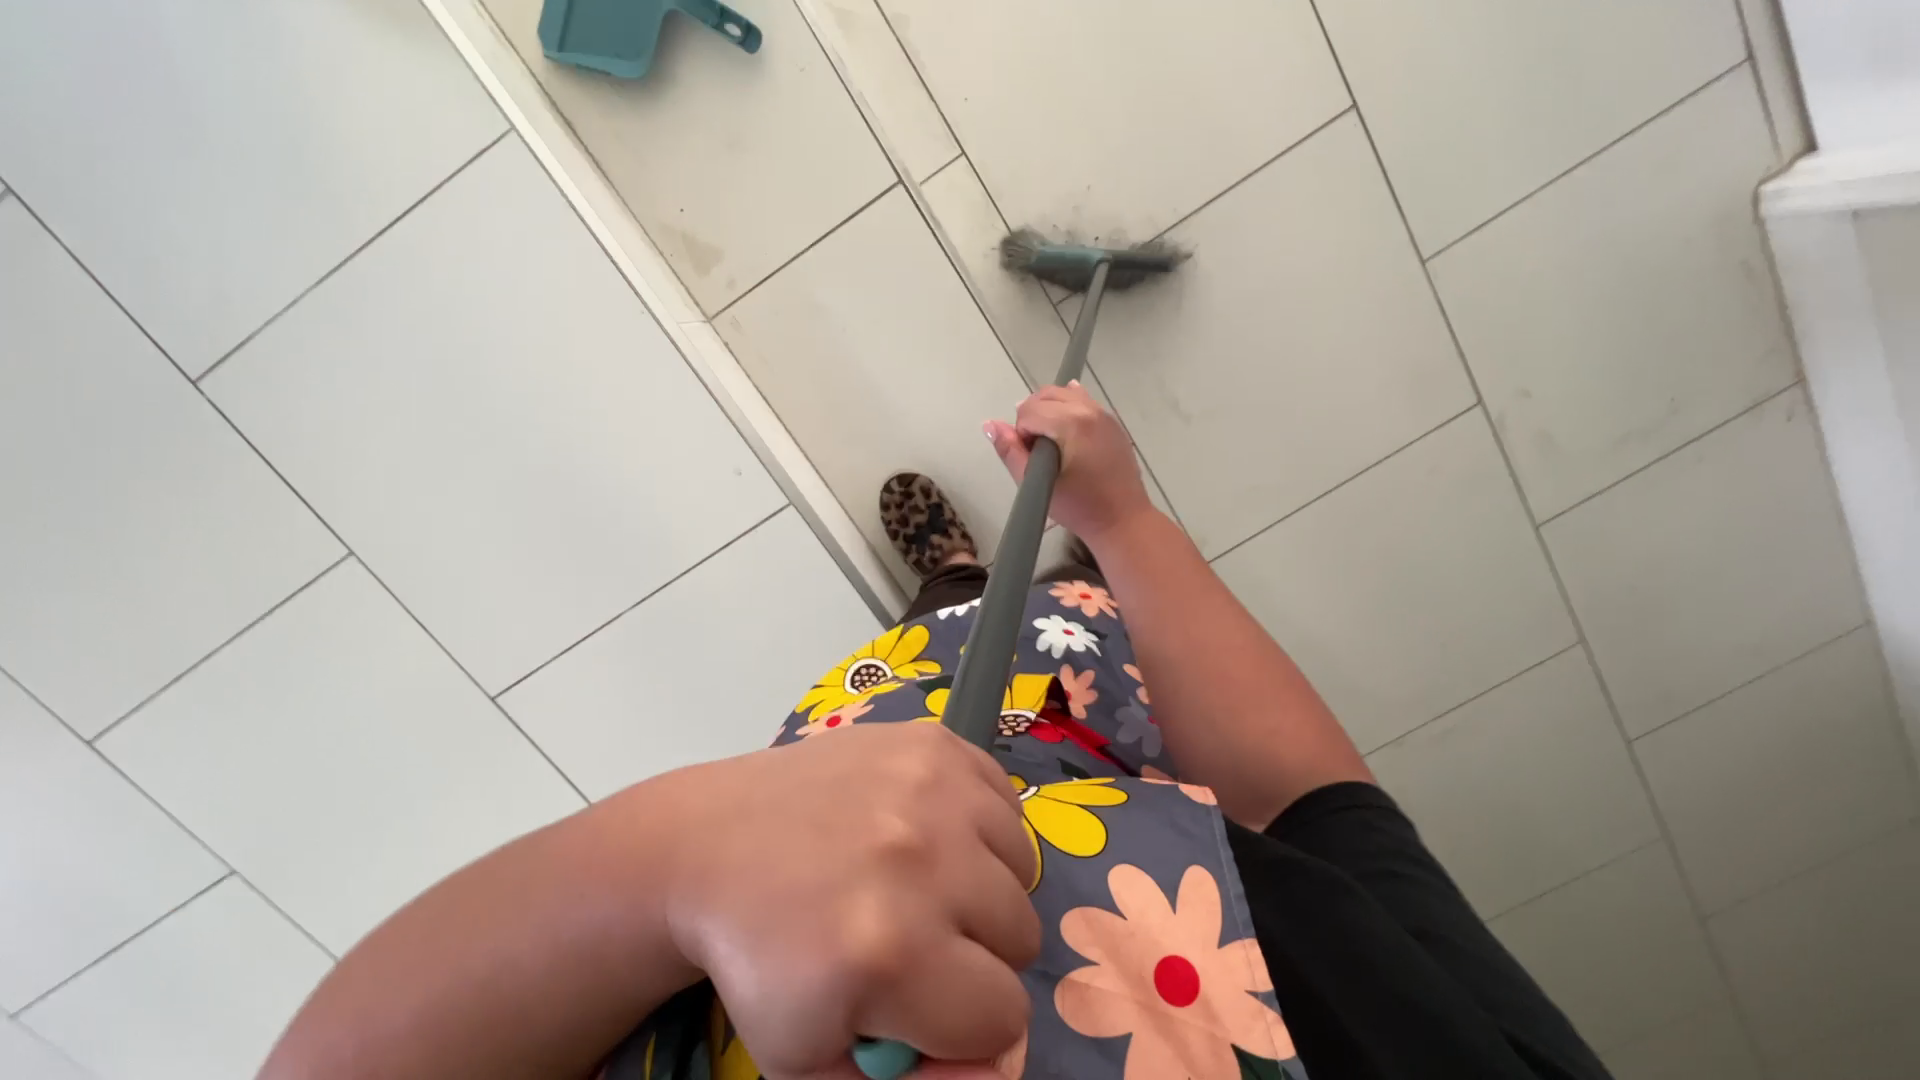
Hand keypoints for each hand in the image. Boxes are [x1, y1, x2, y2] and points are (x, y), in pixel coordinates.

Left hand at [660, 723, 1038, 1079]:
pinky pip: (1005, 799)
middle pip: (1021, 936)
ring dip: (983, 884)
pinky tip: (924, 829)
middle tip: (915, 934)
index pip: (1003, 1017)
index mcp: (891, 953)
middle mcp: (923, 859)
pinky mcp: (932, 741)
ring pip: (1021, 865)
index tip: (921, 1001)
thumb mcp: (813, 1059)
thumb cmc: (759, 959)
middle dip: (977, 952)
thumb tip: (1001, 1066)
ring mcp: (933, 787)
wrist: (710, 846)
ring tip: (918, 878)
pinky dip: (980, 825)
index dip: (965, 1024)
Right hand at [985, 382, 1155, 544]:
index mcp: (1071, 423)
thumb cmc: (1078, 507)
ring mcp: (1103, 413)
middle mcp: (1089, 410)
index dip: (1021, 433)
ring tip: (1049, 441)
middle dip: (1032, 417)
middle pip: (1045, 395)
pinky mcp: (1112, 422)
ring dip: (1048, 410)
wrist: (1122, 519)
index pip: (1028, 411)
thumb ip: (1011, 451)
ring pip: (1064, 394)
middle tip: (1035, 450)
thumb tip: (990, 424)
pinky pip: (1084, 400)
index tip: (1030, 459)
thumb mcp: (1037, 483)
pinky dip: (1068, 406)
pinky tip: (1064, 423)